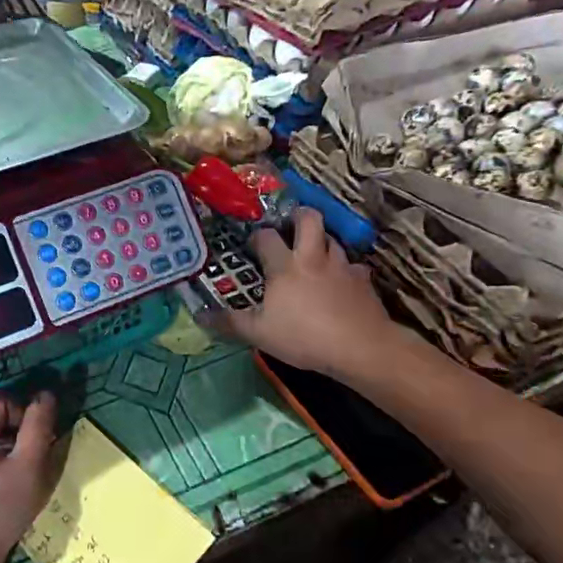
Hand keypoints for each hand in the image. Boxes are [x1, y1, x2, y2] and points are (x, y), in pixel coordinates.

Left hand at [0, 391, 62, 562]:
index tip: (37, 446)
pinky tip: (4, 483)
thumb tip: (47, 393)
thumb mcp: (28, 466)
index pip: (5, 402)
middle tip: (32, 461)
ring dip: (11, 446)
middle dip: (19, 432)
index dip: (27, 418)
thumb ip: (38, 425)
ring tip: (19, 474)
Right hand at [224, 207, 410, 377]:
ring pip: (332, 239)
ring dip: (321, 241)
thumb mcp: (258, 333)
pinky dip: (345, 269)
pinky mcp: (363, 280)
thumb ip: (229, 322)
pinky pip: (353, 265)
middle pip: (309, 219)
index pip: (266, 237)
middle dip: (298, 216)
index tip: (252, 247)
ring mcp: (342, 266)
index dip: (257, 237)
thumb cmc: (303, 336)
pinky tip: (341, 282)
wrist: (360, 347)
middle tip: (290, 227)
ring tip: (313, 255)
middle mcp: (312, 257)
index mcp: (284, 266)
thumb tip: (199, 314)